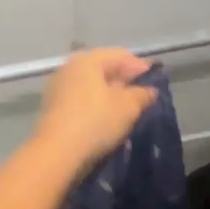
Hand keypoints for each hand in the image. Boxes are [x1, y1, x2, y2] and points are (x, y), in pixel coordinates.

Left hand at [33, 48, 157, 165]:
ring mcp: (58, 89)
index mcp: (87, 60)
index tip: (156, 82)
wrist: (56, 153)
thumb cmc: (96, 122)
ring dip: (111, 97)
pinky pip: (82, 102)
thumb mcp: (128, 107)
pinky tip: (108, 122)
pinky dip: (97, 107)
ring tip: (128, 113)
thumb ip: (142, 94)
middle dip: (125, 83)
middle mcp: (69, 68)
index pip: (120, 56)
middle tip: (143, 98)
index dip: (140, 67)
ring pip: (92, 87)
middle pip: (104, 70)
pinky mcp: (53, 109)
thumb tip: (149, 90)